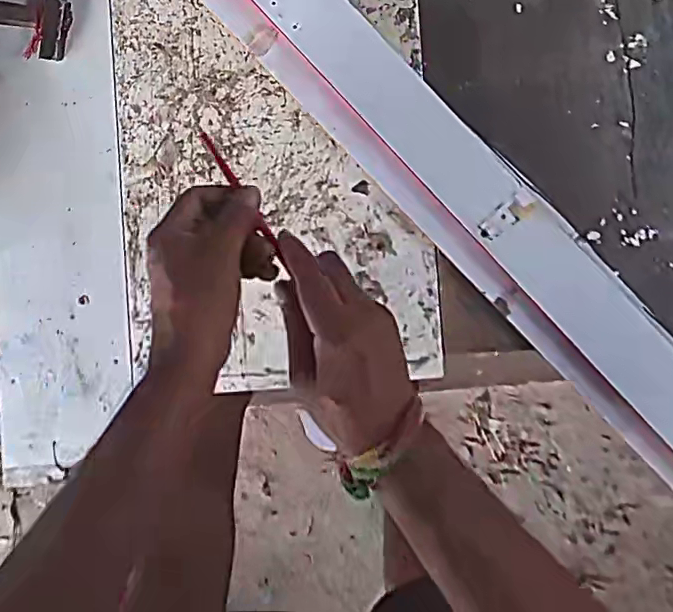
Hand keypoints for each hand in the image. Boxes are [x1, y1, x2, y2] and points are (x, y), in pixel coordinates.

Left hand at [147, 186, 277, 385]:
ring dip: (246, 247)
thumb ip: (237, 217)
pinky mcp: (194, 289)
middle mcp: (172, 248)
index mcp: (169, 233)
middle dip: (242, 227)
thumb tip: (247, 194)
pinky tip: (259, 274)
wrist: (190, 358)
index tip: (253, 206)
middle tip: (262, 238)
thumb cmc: (198, 309)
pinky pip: (220, 264)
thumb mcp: (224, 251)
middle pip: (211, 220)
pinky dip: (241, 265)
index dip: (228, 197)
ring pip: (219, 244)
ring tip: (266, 260)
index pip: (199, 196)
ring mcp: (182, 269)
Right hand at [275, 232, 415, 454]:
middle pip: (331, 266)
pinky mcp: (385, 320)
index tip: (280, 238)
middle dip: (308, 265)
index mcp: (337, 330)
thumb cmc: (341, 414)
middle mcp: (362, 314)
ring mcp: (378, 315)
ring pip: (344, 277)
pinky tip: (327, 318)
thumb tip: (285, 288)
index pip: (311, 277)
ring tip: (306, 304)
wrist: (391, 434)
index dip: (294, 254)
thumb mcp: (303, 377)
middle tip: (289, 275)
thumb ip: (294, 327)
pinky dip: (337, 294)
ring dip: (323, 280)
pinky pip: (355, 293)